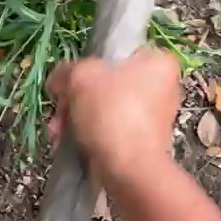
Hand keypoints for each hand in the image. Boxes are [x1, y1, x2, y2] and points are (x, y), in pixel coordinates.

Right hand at [48, 48, 182, 182]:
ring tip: (58, 130)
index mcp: (158, 61)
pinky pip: (109, 127)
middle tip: (60, 109)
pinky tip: (69, 140)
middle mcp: (162, 85)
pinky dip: (88, 132)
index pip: (116, 52)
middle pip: (104, 82)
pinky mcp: (142, 140)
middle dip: (74, 97)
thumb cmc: (112, 112)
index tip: (70, 82)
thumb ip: (65, 71)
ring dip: (76, 116)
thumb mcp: (80, 77)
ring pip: (102, 106)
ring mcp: (153, 115)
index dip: (87, 65)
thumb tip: (58, 81)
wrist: (130, 169)